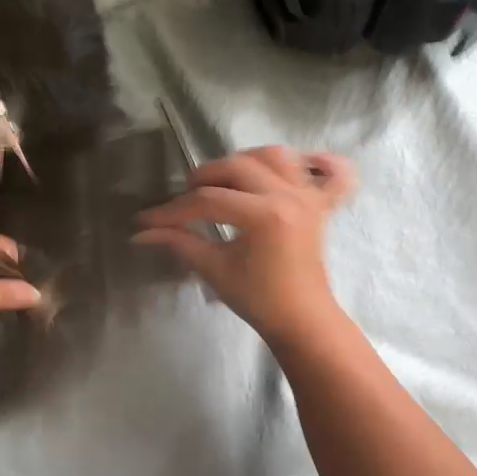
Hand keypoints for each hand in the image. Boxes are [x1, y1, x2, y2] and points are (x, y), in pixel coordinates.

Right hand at [135, 145, 355, 340]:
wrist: (301, 319)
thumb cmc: (257, 299)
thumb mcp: (213, 268)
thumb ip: (178, 242)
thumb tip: (140, 232)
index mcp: (263, 216)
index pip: (207, 201)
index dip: (172, 210)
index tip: (146, 220)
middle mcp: (289, 196)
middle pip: (237, 166)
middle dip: (204, 177)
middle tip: (184, 197)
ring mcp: (310, 197)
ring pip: (276, 157)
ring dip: (246, 160)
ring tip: (226, 180)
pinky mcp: (323, 205)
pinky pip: (336, 173)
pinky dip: (322, 163)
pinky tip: (301, 165)